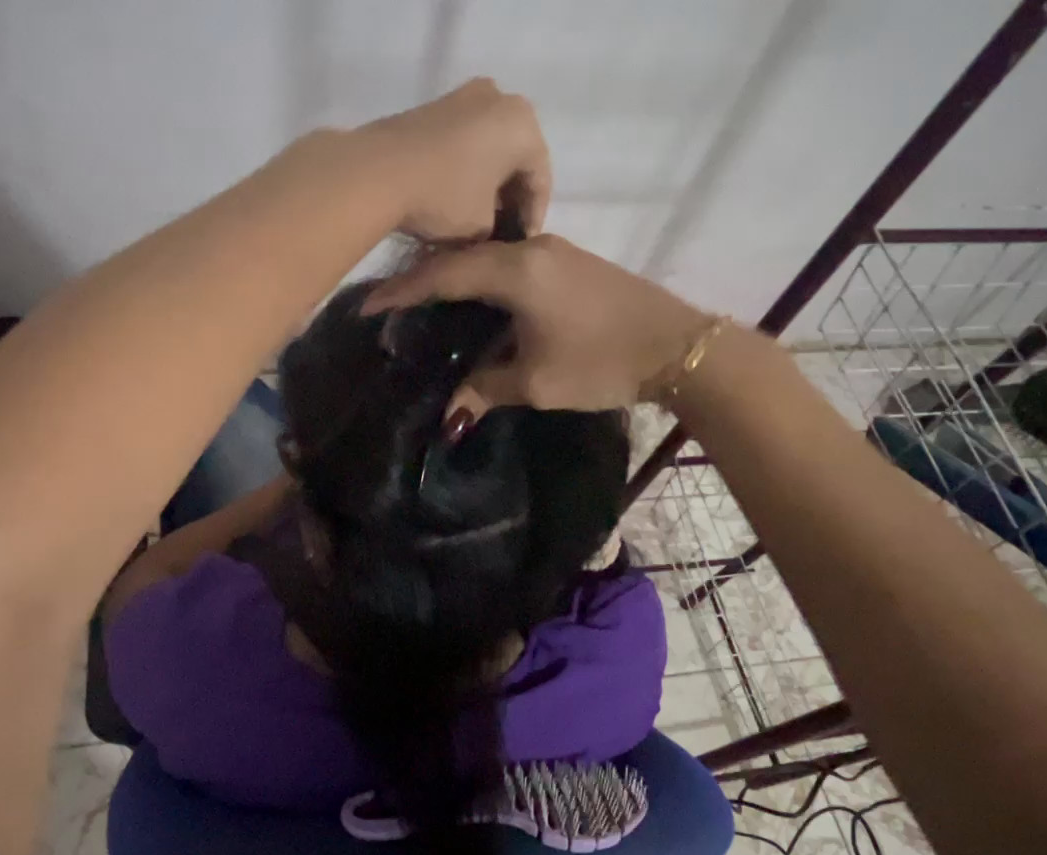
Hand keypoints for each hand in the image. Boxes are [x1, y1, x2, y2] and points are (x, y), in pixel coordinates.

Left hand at [355, 78, 551, 240]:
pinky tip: (452, 197)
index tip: (522, 246)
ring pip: (486, 149)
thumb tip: (489, 228)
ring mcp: (462, 97)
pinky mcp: (430, 107)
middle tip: (501, 232)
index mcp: (523, 124)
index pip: (539, 179)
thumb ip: (497, 227)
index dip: (532, 218)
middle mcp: (498, 99)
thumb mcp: (481, 227)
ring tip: (475, 219)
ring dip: (485, 183)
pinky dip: (463, 169)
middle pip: (514, 159)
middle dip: (509, 198)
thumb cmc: (442, 198)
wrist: (376, 172)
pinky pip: (461, 143)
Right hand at [361, 234, 717, 412]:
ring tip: (423, 306)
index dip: (401, 291)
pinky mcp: (569, 263)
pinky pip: (510, 264)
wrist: (680, 348)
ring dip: (454, 278)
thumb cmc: (602, 363)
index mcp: (517, 271)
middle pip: (462, 257)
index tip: (367, 306)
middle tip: (390, 305)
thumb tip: (451, 413)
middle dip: (422, 279)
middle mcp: (532, 249)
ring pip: (487, 258)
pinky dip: (482, 281)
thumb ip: (486, 389)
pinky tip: (472, 306)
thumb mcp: (537, 382)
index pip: (444, 275)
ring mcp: (554, 251)